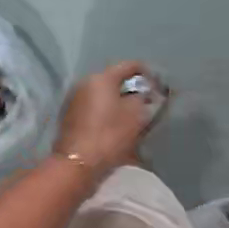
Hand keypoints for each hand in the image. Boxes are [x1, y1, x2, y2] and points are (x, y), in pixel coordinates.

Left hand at [53, 61, 162, 177]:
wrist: (77, 161)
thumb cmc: (110, 134)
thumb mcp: (136, 114)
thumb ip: (143, 98)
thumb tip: (142, 93)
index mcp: (101, 78)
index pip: (129, 66)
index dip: (147, 73)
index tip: (159, 86)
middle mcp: (84, 84)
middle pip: (113, 81)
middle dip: (131, 90)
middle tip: (147, 103)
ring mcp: (74, 99)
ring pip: (102, 95)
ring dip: (117, 102)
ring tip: (133, 116)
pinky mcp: (69, 116)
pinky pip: (93, 107)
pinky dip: (106, 112)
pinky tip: (115, 124)